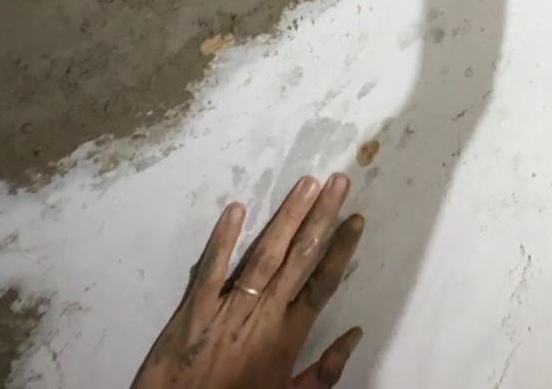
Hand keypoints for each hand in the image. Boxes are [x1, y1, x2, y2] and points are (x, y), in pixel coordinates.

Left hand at [133, 174, 364, 388]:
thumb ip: (324, 371)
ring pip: (265, 255)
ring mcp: (229, 308)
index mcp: (288, 335)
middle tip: (338, 182)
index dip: (341, 249)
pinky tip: (237, 208)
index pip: (323, 283)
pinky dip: (224, 240)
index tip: (356, 218)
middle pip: (300, 257)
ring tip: (306, 184)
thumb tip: (356, 334)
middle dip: (321, 217)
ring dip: (287, 217)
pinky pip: (212, 269)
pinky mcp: (195, 308)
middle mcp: (264, 314)